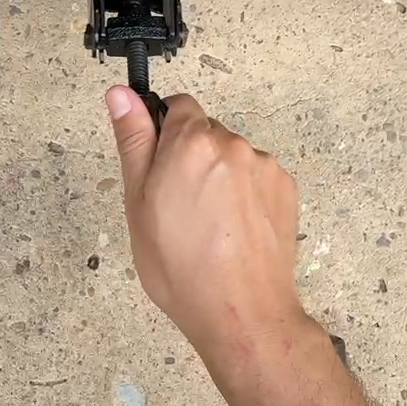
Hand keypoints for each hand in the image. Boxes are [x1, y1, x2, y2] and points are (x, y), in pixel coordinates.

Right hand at [105, 87, 307, 356]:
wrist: (240, 311)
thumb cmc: (181, 265)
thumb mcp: (138, 202)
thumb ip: (133, 140)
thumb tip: (121, 93)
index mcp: (192, 142)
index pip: (177, 105)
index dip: (163, 132)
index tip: (157, 164)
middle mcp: (233, 144)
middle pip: (205, 132)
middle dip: (189, 157)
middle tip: (176, 204)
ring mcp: (264, 167)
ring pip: (230, 157)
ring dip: (218, 176)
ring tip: (206, 224)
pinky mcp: (285, 189)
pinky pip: (256, 177)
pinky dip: (243, 194)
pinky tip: (231, 230)